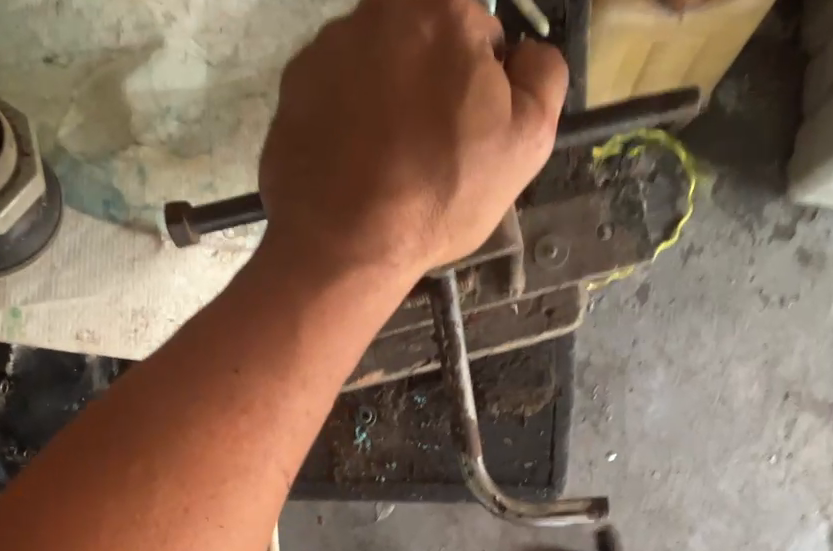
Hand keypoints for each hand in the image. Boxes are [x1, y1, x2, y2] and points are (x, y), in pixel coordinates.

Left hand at [257, 0, 566, 279]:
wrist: (342, 245)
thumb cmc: (441, 193)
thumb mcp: (528, 141)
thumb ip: (542, 75)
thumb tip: (523, 57)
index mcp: (439, 8)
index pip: (479, 32)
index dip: (481, 84)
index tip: (469, 130)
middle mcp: (374, 11)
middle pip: (422, 44)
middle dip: (430, 86)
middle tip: (429, 151)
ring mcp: (323, 49)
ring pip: (374, 69)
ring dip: (386, 103)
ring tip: (387, 167)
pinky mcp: (290, 91)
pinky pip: (333, 97)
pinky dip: (346, 123)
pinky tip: (354, 169)